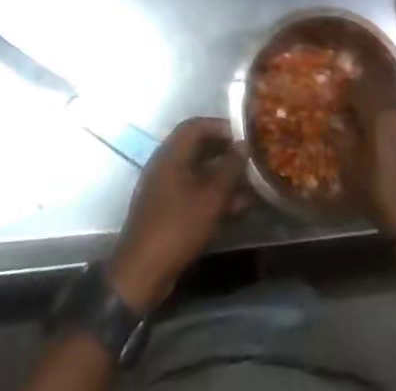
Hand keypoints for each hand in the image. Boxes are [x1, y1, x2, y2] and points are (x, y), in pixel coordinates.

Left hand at [107, 118, 245, 313]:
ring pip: (198, 171)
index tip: (245, 135)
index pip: (196, 126)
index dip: (221, 126)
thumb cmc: (178, 227)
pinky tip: (238, 207)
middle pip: (197, 147)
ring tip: (251, 185)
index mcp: (171, 155)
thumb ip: (229, 169)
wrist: (143, 269)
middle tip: (252, 160)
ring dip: (223, 176)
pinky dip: (214, 194)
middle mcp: (166, 164)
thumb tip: (243, 145)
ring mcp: (165, 186)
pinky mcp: (167, 207)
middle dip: (225, 152)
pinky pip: (194, 191)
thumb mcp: (210, 199)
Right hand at [345, 77, 395, 235]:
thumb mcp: (350, 166)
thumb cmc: (378, 190)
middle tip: (348, 107)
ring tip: (364, 123)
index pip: (359, 89)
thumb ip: (341, 136)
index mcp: (380, 116)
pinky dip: (390, 121)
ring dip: (378, 108)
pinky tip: (383, 138)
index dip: (344, 92)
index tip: (334, 101)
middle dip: (362, 95)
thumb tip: (336, 119)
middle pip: (379, 92)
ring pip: (392, 105)